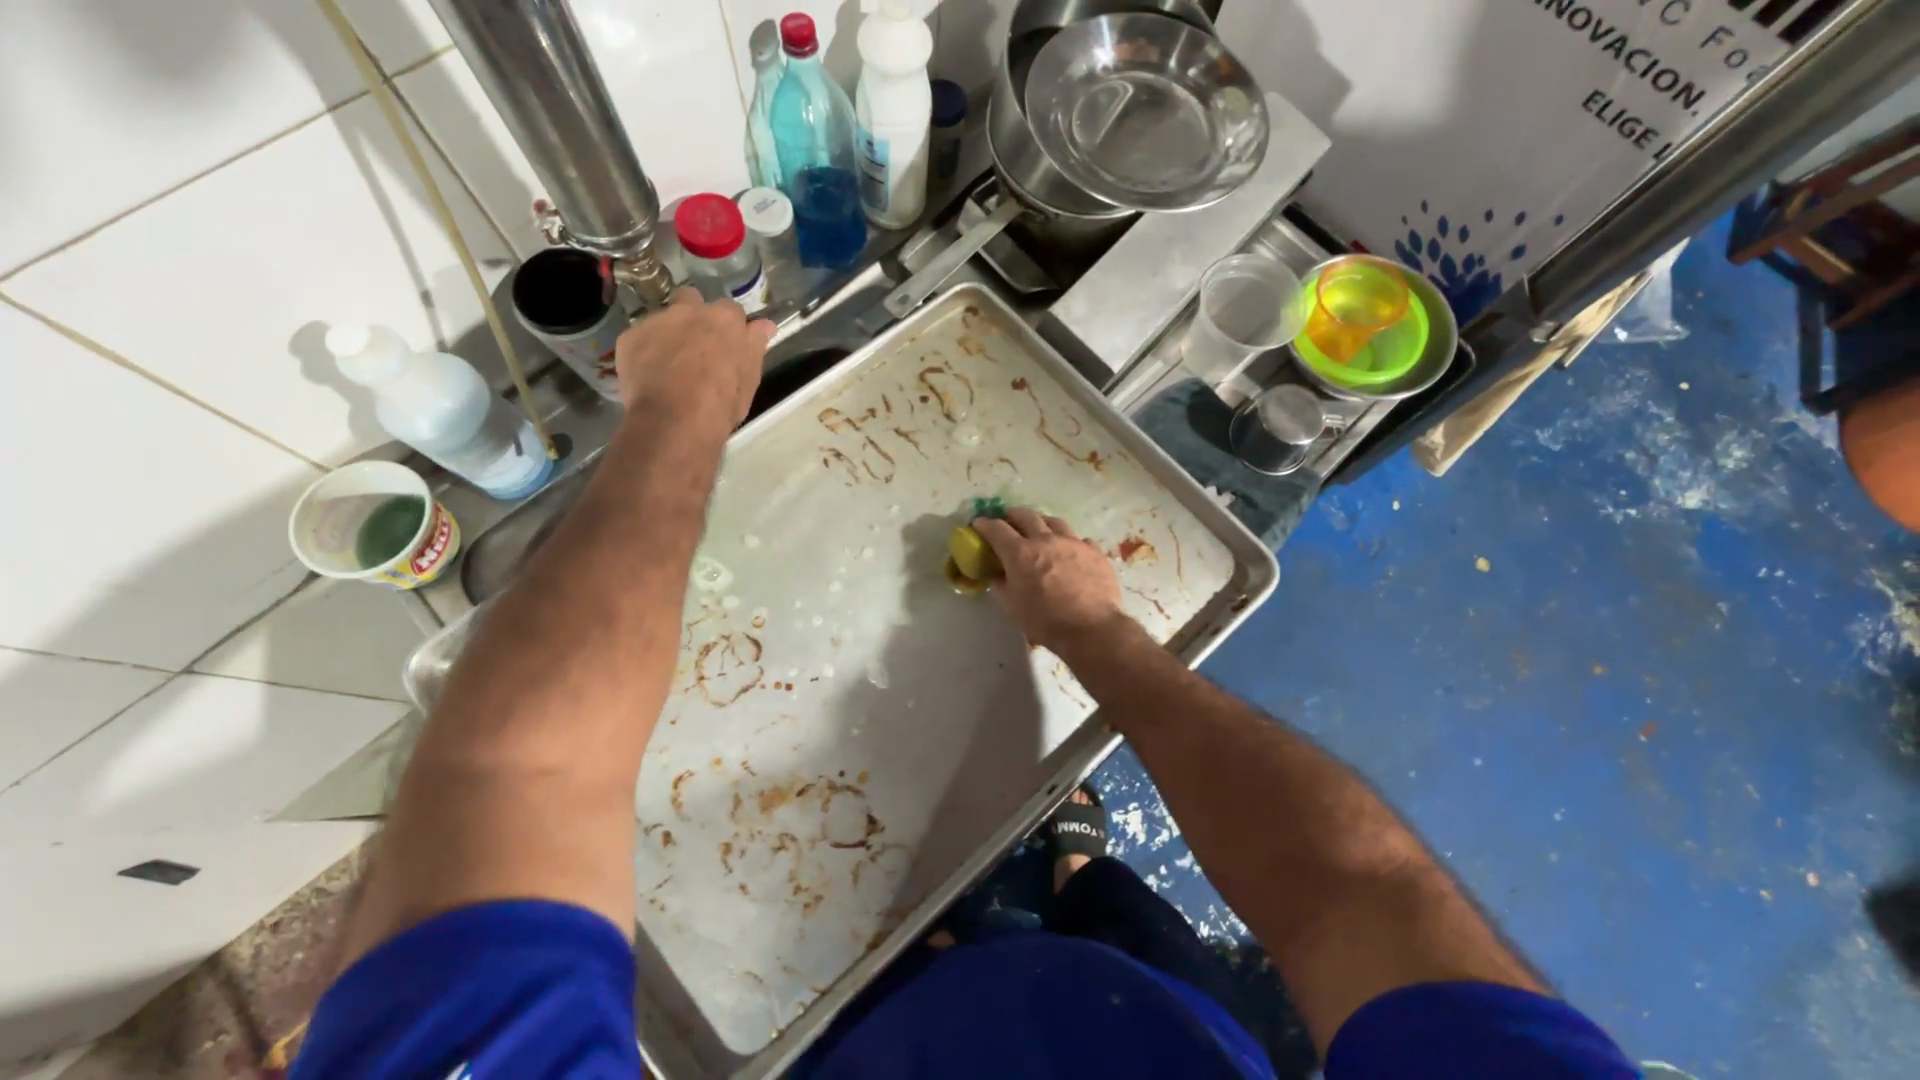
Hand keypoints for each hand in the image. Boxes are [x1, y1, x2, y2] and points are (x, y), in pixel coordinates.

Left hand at [615, 287, 773, 425]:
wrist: (674, 421)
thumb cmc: (721, 404)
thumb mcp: (749, 379)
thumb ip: (754, 346)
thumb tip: (765, 325)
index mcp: (724, 319)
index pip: (731, 312)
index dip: (729, 329)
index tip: (727, 347)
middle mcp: (689, 310)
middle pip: (692, 301)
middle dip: (694, 317)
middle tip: (696, 347)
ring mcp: (656, 321)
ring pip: (663, 319)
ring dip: (667, 334)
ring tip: (668, 365)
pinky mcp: (629, 337)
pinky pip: (638, 339)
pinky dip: (643, 352)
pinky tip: (648, 375)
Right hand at [971, 509, 1130, 653]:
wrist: (1092, 628)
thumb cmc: (1046, 621)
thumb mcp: (1014, 608)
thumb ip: (1002, 586)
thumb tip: (997, 576)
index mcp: (1020, 553)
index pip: (997, 529)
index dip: (985, 524)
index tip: (979, 523)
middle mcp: (1045, 540)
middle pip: (1026, 516)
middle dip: (1012, 514)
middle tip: (1007, 518)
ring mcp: (1073, 542)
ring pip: (1054, 522)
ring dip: (1042, 522)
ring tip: (1039, 528)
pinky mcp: (1094, 551)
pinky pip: (1079, 539)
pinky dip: (1069, 542)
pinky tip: (1070, 551)